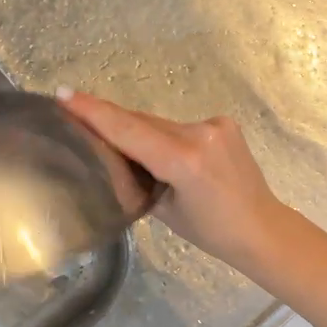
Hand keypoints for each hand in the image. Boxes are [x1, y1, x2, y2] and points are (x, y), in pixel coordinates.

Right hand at [57, 88, 293, 267]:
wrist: (262, 228)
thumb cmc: (213, 231)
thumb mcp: (165, 210)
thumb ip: (138, 178)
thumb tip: (113, 157)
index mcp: (185, 161)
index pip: (129, 130)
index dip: (94, 112)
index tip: (64, 94)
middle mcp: (201, 134)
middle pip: (143, 123)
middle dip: (111, 121)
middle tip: (75, 116)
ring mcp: (216, 125)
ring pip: (161, 124)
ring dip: (140, 131)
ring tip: (116, 143)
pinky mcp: (225, 124)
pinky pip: (181, 126)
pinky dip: (166, 136)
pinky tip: (164, 155)